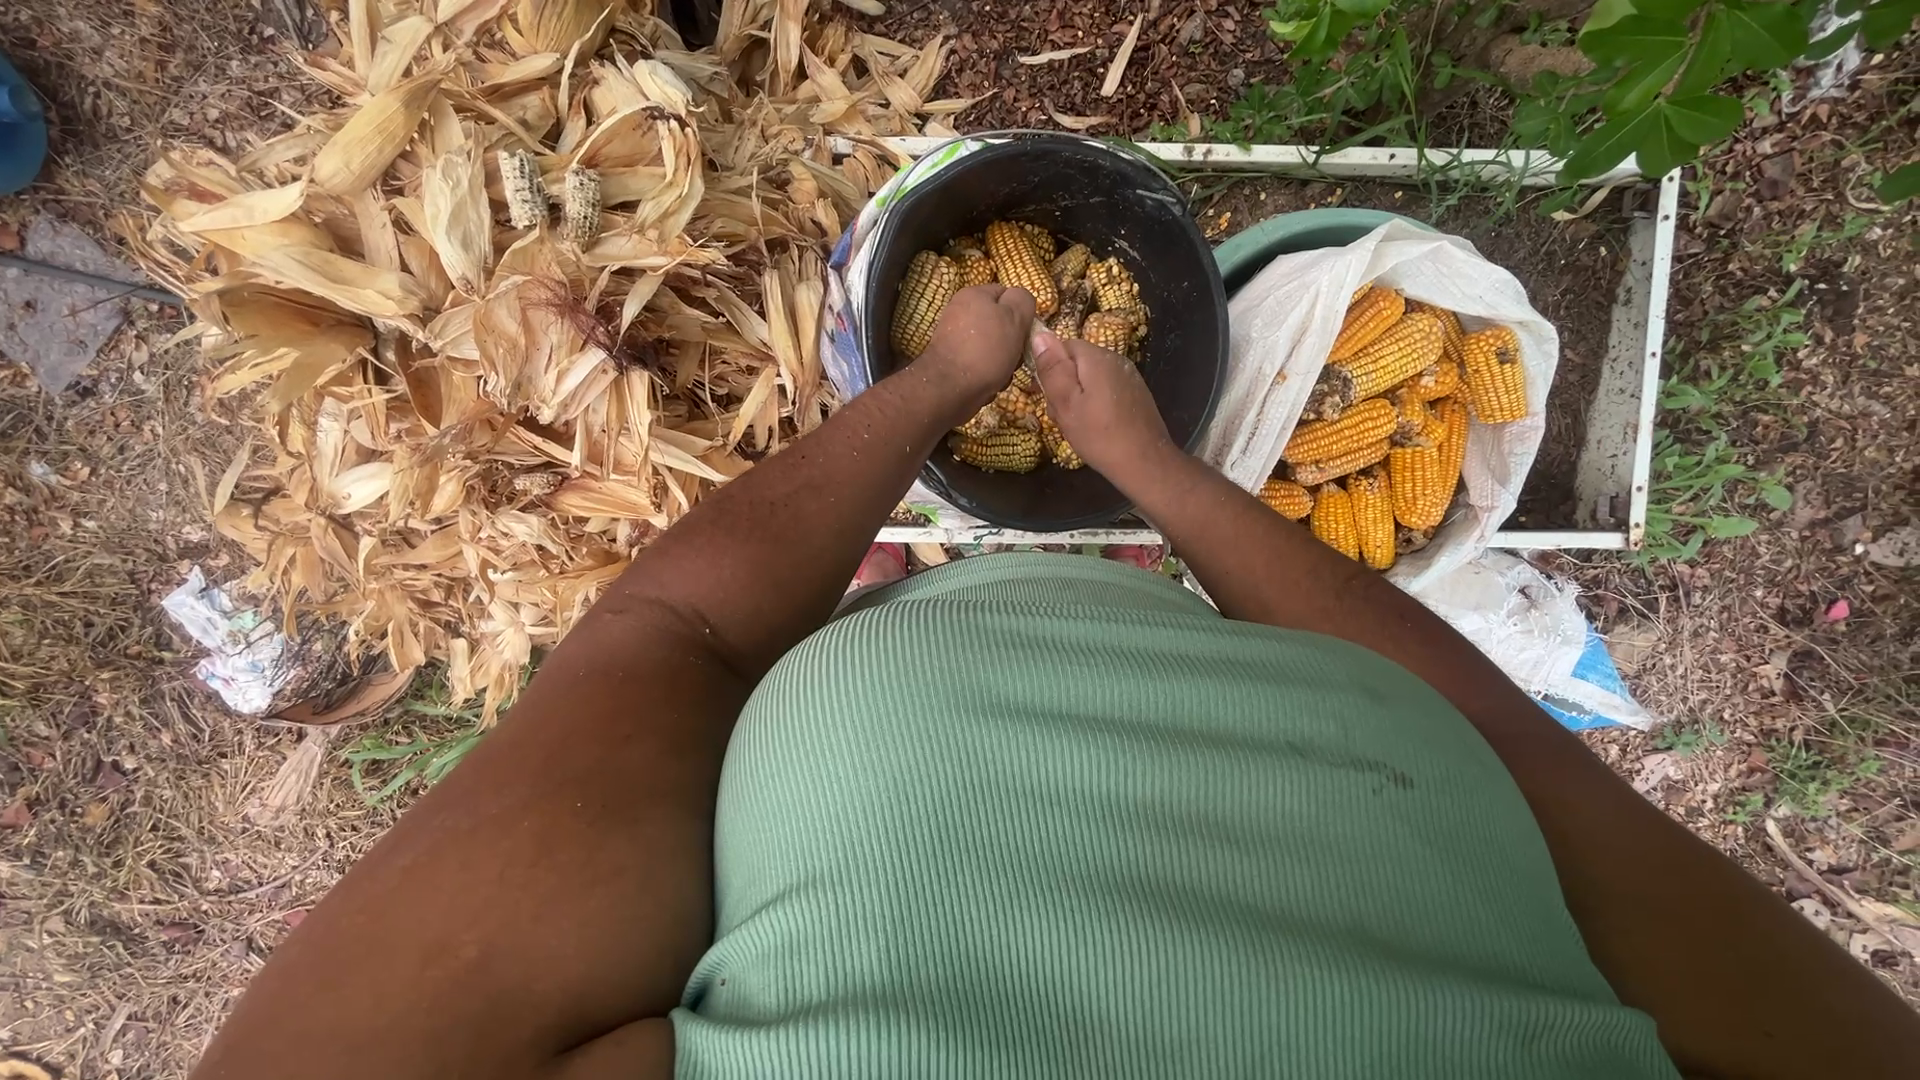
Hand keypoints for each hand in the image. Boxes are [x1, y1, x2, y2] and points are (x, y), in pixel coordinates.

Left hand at [914, 285, 1036, 421]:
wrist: (949, 390)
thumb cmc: (986, 349)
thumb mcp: (1014, 317)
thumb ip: (1023, 301)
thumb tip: (1021, 300)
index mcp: (974, 295)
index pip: (1008, 295)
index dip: (1022, 313)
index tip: (1027, 332)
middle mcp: (961, 313)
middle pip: (1001, 325)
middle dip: (1013, 344)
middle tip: (1016, 357)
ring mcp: (956, 340)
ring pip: (994, 349)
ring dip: (1003, 364)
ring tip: (1001, 375)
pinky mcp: (953, 364)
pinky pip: (981, 366)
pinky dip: (988, 376)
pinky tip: (989, 386)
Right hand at [1031, 324, 1178, 481]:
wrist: (1144, 463)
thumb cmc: (1099, 435)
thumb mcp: (1066, 403)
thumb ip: (1052, 369)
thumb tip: (1039, 334)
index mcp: (1097, 357)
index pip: (1062, 345)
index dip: (1048, 367)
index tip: (1043, 394)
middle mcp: (1115, 360)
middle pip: (1077, 362)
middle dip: (1063, 384)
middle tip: (1060, 415)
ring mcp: (1128, 377)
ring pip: (1090, 378)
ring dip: (1077, 397)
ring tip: (1076, 424)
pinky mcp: (1135, 394)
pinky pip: (1105, 390)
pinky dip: (1094, 404)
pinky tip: (1094, 426)